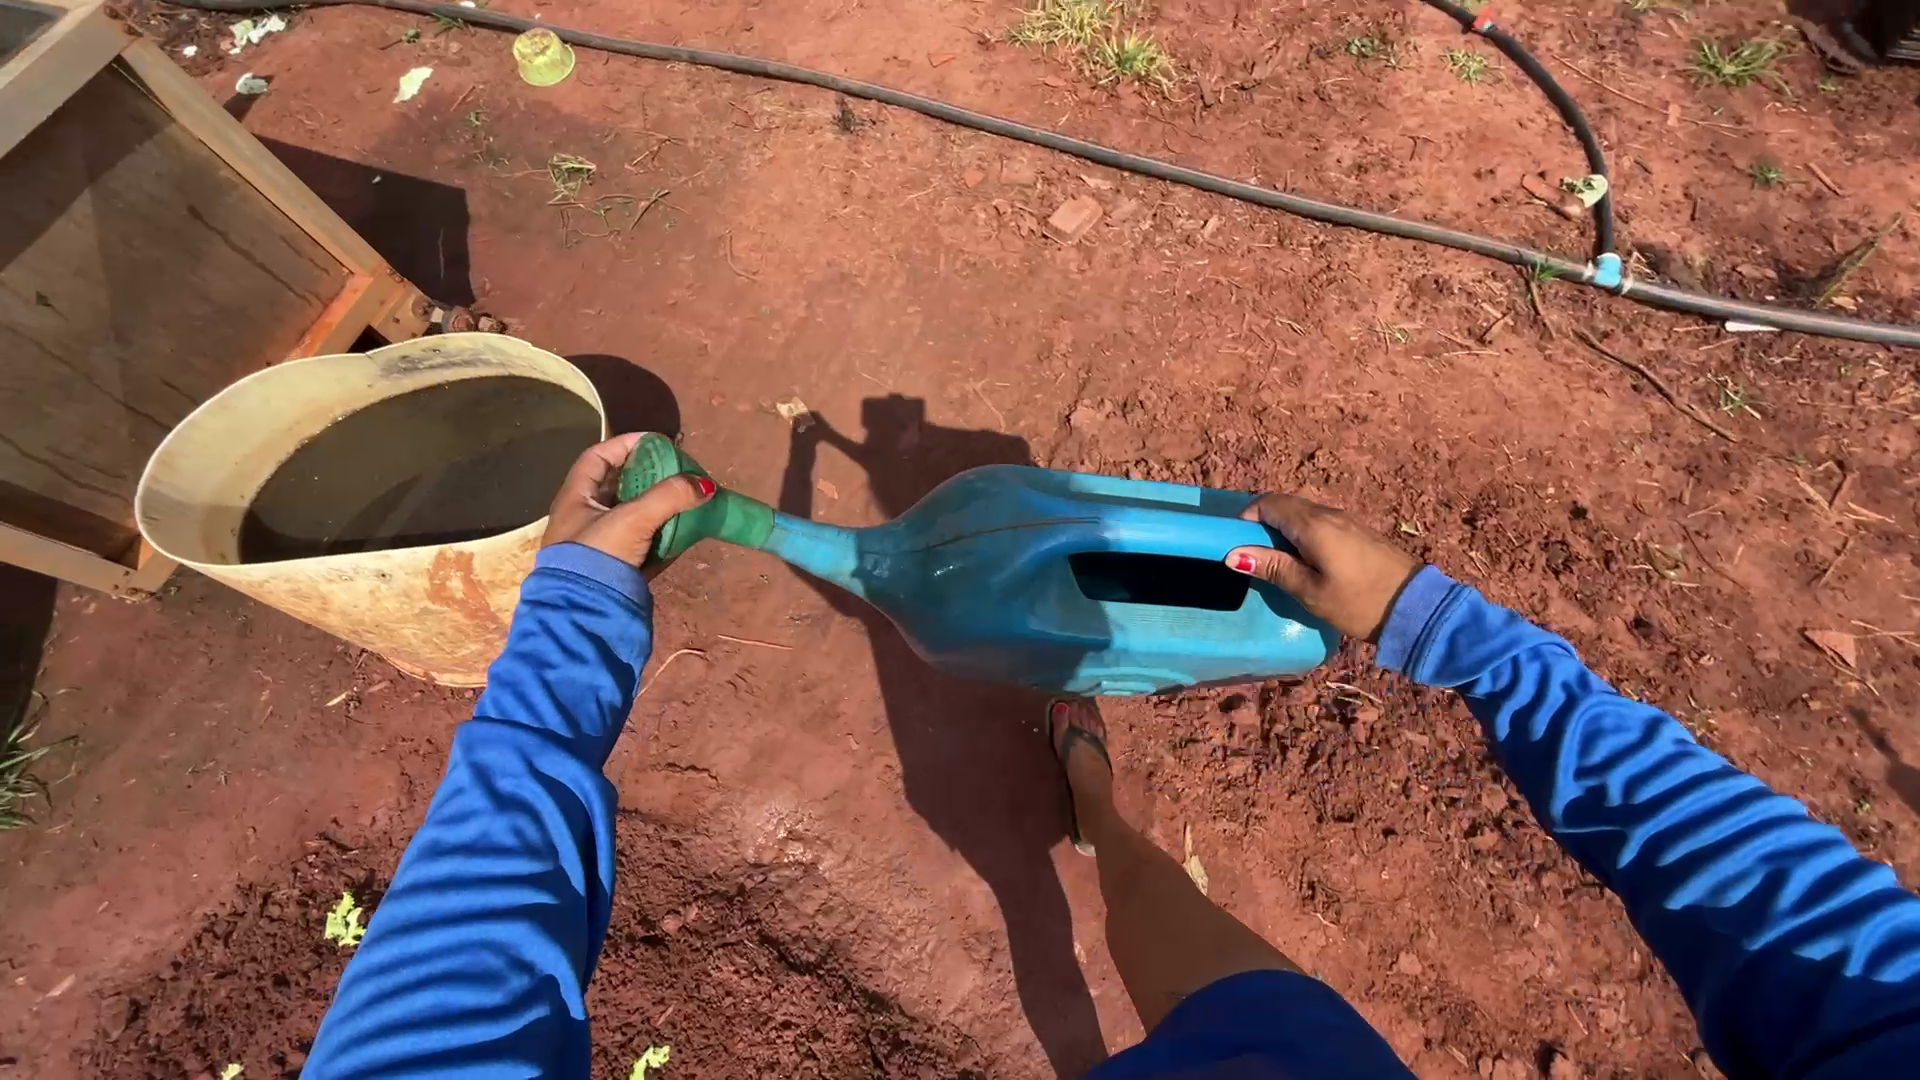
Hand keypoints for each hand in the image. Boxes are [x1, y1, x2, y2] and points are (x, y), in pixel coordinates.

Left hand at [542, 433, 713, 568]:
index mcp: (576, 498)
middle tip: (678, 471)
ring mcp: (602, 543)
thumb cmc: (598, 556)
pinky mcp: (618, 565)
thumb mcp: (633, 520)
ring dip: (659, 504)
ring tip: (686, 497)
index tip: (656, 441)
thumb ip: (669, 497)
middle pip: (619, 484)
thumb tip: (706, 484)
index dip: (625, 443)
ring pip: (634, 513)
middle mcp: (585, 516)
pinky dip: (662, 531)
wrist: (586, 614)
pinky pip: (643, 539)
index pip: (597, 457)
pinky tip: (682, 529)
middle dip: (650, 475)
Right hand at [1225, 493, 1419, 641]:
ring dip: (1282, 531)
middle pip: (1284, 506)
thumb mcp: (1310, 591)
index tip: (1237, 544)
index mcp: (1313, 525)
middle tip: (1253, 556)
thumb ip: (1273, 568)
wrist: (1419, 609)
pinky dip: (1301, 536)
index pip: (1268, 503)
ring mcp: (1346, 522)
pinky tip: (1304, 562)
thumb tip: (1234, 554)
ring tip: (1276, 563)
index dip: (1246, 518)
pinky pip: (1318, 524)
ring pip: (1301, 515)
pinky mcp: (1357, 533)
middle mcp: (1328, 515)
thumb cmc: (1359, 602)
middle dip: (1261, 524)